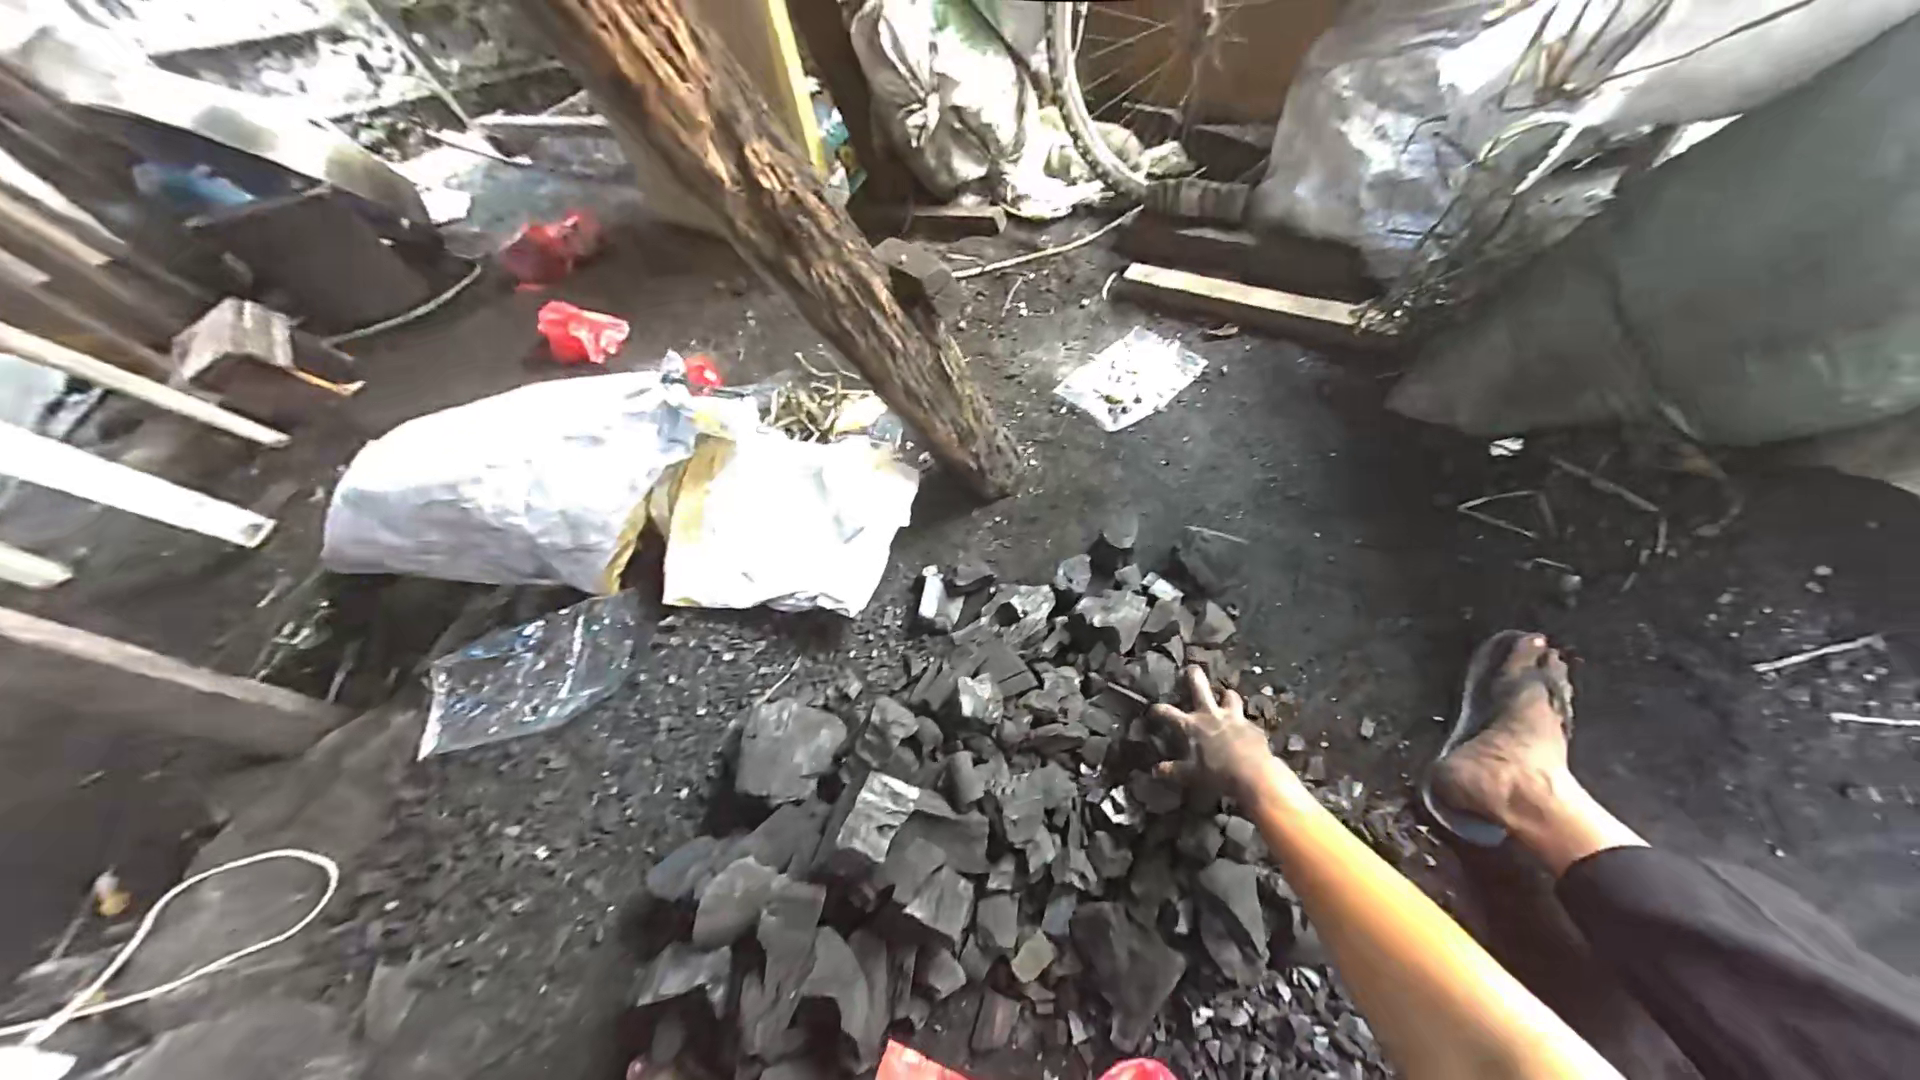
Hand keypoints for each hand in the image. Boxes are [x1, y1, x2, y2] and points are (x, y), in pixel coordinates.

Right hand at [1149, 666, 1279, 798]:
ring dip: (1226, 696)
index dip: (1158, 710)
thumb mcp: (1191, 776)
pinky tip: (1244, 728)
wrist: (1255, 776)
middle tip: (1192, 668)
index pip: (1168, 713)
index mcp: (1192, 725)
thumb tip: (1154, 771)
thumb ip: (1172, 771)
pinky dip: (1243, 721)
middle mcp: (1211, 715)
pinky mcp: (1252, 726)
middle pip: (1200, 688)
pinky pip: (1246, 719)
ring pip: (1230, 696)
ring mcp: (1233, 718)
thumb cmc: (1218, 774)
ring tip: (1225, 696)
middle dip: (1194, 676)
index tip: (1152, 709)